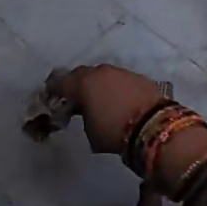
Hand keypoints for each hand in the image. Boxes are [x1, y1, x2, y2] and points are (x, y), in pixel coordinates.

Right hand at [49, 64, 171, 157]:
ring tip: (98, 98)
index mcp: (82, 84)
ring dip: (97, 84)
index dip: (53, 90)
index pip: (59, 82)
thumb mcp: (91, 132)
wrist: (155, 127)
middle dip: (75, 84)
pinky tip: (118, 99)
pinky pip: (119, 79)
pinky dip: (115, 87)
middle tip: (74, 97)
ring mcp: (120, 72)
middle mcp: (99, 73)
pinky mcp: (138, 77)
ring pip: (101, 75)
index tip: (51, 96)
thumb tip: (85, 114)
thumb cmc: (115, 132)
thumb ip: (83, 118)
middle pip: (80, 74)